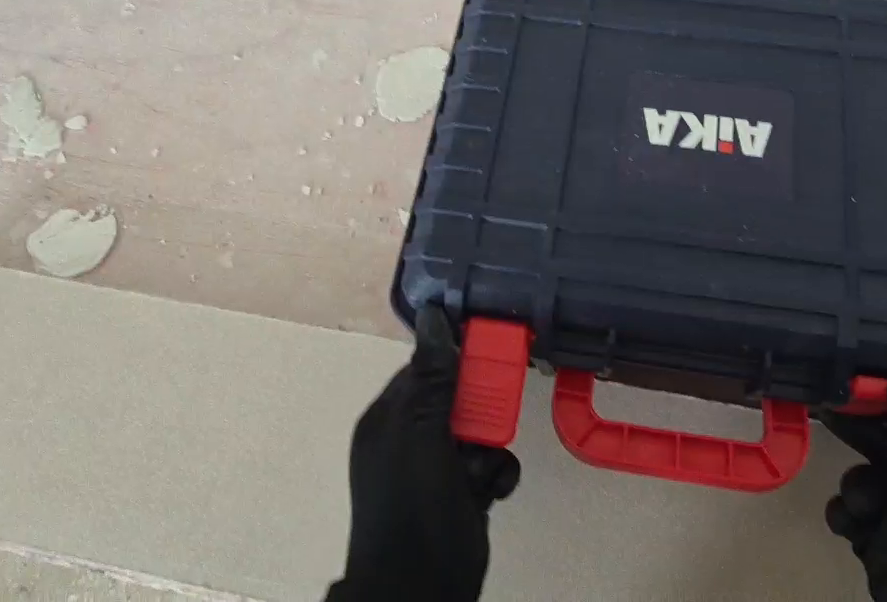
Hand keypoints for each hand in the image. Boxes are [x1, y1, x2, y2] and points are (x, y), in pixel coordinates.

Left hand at [326, 304, 521, 601]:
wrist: (421, 589)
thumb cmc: (413, 504)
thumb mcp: (422, 431)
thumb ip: (432, 375)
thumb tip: (432, 312)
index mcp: (389, 418)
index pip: (425, 367)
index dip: (456, 358)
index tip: (488, 351)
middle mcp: (410, 437)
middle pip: (458, 395)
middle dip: (481, 407)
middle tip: (490, 418)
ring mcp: (436, 467)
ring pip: (479, 428)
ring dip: (491, 445)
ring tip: (484, 469)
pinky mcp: (461, 492)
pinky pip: (489, 462)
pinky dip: (497, 472)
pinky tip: (493, 491)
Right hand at [822, 378, 886, 601]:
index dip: (881, 406)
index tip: (851, 384)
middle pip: (878, 451)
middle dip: (854, 434)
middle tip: (825, 411)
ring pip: (859, 484)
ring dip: (853, 486)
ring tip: (862, 508)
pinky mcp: (876, 552)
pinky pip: (848, 521)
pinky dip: (842, 516)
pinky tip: (849, 525)